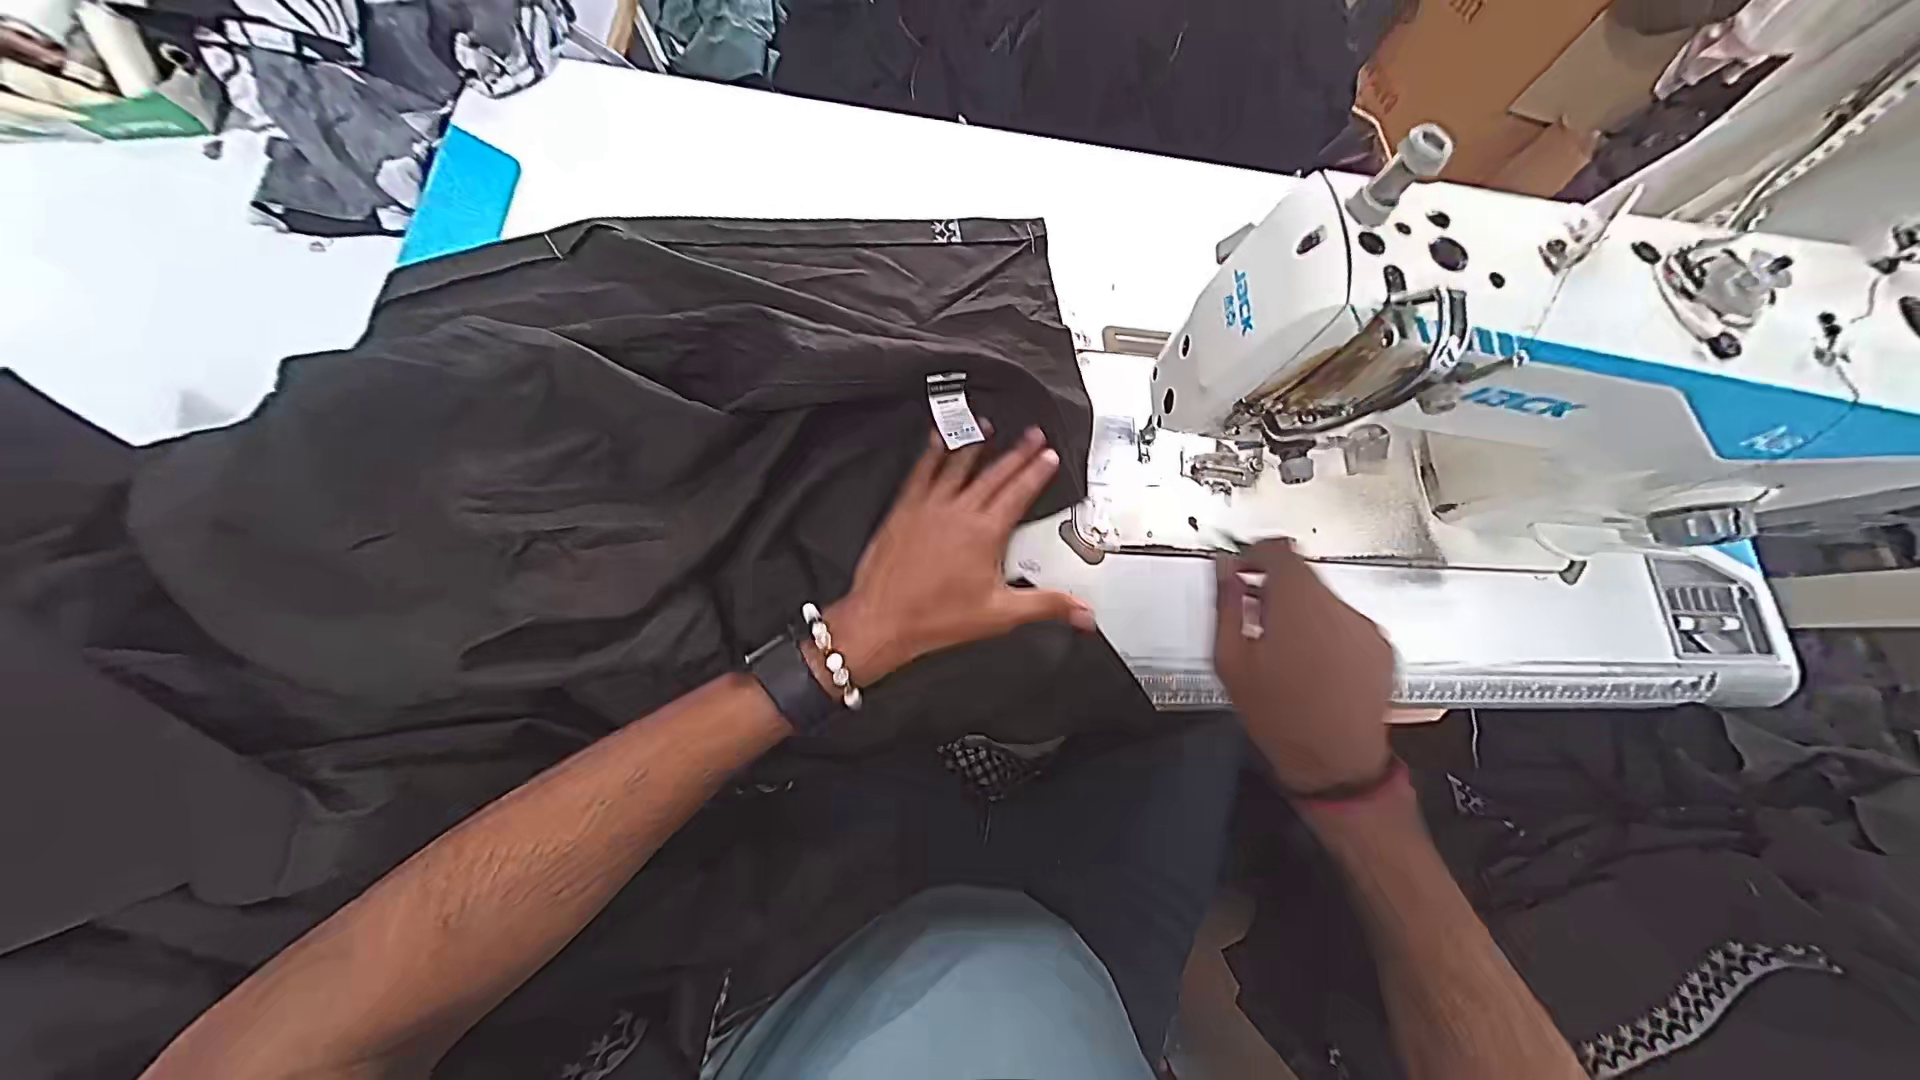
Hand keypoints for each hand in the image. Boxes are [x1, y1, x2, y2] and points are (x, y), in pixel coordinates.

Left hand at [818, 426, 1095, 687]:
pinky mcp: (904, 509)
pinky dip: (932, 452)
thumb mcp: (1000, 614)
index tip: (1048, 456)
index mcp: (985, 533)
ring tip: (988, 426)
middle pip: (995, 473)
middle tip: (1031, 434)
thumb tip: (1079, 610)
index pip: (1019, 492)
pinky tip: (936, 441)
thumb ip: (1046, 605)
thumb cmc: (933, 616)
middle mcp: (958, 512)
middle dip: (1017, 451)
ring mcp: (929, 507)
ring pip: (958, 465)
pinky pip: (921, 470)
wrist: (884, 617)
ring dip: (976, 443)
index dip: (1038, 471)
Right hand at [1212, 539, 1395, 792]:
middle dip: (1274, 585)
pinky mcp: (1380, 646)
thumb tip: (1225, 571)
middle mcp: (1338, 609)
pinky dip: (1323, 628)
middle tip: (1253, 611)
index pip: (1280, 550)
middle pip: (1303, 572)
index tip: (1241, 567)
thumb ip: (1226, 605)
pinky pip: (1344, 620)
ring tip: (1280, 644)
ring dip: (1299, 607)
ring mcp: (1364, 627)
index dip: (1254, 553)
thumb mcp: (1231, 659)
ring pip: (1323, 596)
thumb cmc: (1279, 716)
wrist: (1334, 762)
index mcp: (1297, 606)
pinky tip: (1308, 660)